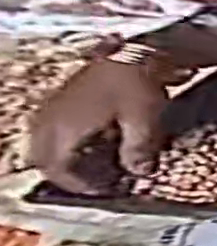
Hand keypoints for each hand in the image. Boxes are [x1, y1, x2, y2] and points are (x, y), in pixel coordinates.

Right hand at [29, 60, 168, 193]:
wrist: (129, 54)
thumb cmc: (134, 85)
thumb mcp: (144, 120)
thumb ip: (139, 148)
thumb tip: (140, 172)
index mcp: (61, 129)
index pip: (54, 166)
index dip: (75, 183)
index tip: (100, 191)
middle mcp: (46, 122)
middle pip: (43, 157)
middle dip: (67, 173)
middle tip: (98, 182)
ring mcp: (50, 110)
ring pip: (45, 144)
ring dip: (67, 158)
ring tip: (98, 166)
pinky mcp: (61, 102)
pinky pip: (54, 130)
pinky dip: (69, 143)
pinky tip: (98, 143)